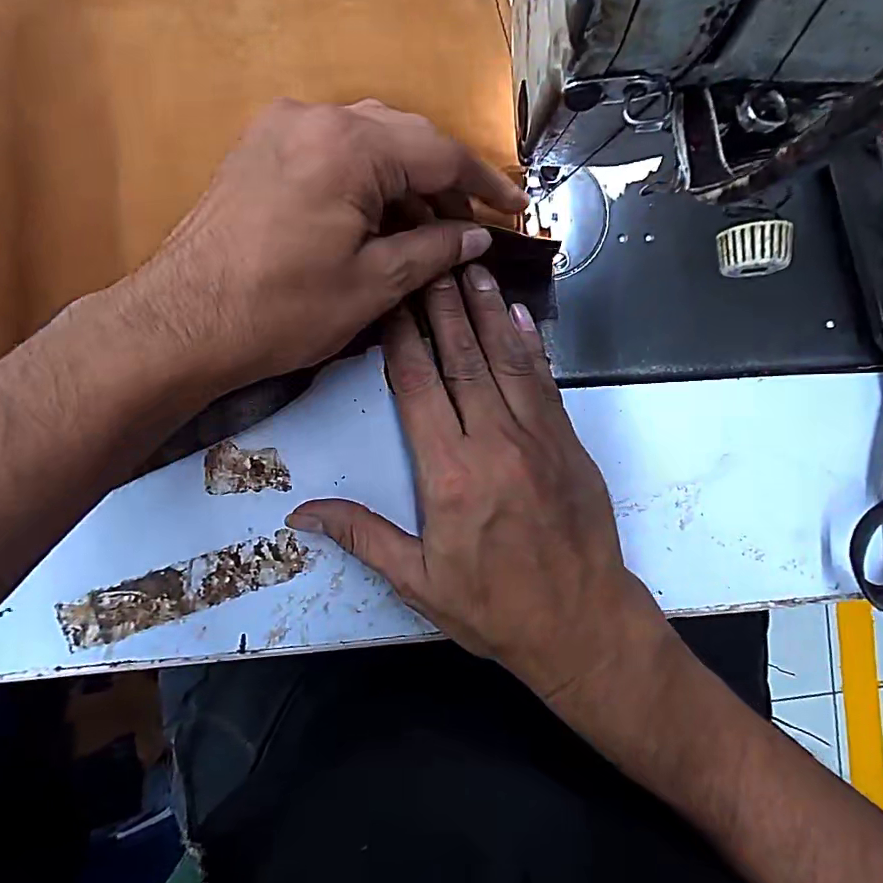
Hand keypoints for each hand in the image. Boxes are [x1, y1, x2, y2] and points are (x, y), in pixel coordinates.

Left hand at [106, 98, 526, 400]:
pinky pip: (336, 149)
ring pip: (371, 139)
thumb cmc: (282, 310)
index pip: (440, 152)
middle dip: (447, 180)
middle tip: (474, 226)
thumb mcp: (374, 285)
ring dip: (408, 179)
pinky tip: (383, 218)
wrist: (181, 324)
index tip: (516, 208)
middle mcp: (315, 118)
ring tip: (433, 229)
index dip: (486, 183)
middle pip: (406, 136)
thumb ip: (435, 250)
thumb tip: (478, 235)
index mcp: (348, 147)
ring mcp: (282, 128)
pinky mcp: (263, 148)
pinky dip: (370, 178)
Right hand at [287, 267, 673, 703]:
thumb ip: (363, 537)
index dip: (401, 339)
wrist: (580, 622)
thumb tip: (301, 514)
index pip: (417, 389)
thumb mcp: (419, 581)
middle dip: (443, 307)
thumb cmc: (496, 608)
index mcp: (450, 476)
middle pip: (462, 361)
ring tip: (474, 271)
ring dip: (489, 313)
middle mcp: (494, 444)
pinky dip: (532, 348)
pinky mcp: (568, 443)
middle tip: (432, 260)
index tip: (392, 300)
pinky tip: (521, 319)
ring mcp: (537, 439)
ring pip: (507, 362)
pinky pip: (545, 384)